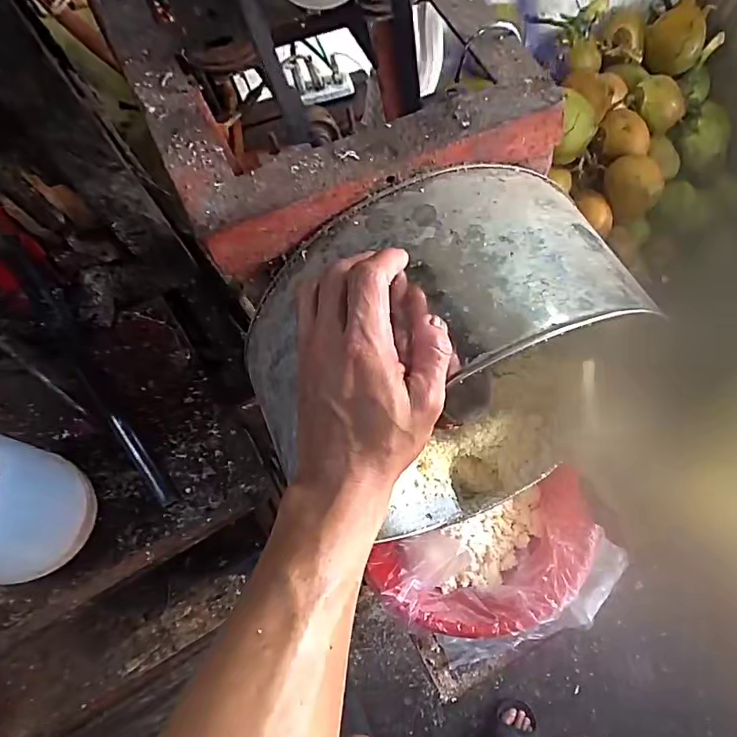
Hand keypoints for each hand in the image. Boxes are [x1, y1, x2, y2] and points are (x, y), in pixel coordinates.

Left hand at [293, 248, 452, 501]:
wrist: (338, 477)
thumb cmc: (384, 446)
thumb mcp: (427, 406)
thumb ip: (433, 355)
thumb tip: (430, 318)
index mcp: (364, 346)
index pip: (367, 279)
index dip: (386, 259)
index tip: (401, 259)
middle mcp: (330, 339)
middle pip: (337, 274)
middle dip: (365, 262)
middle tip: (388, 271)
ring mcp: (310, 349)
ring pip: (313, 287)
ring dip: (339, 274)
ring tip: (365, 284)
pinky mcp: (302, 361)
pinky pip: (305, 311)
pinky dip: (323, 294)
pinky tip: (344, 310)